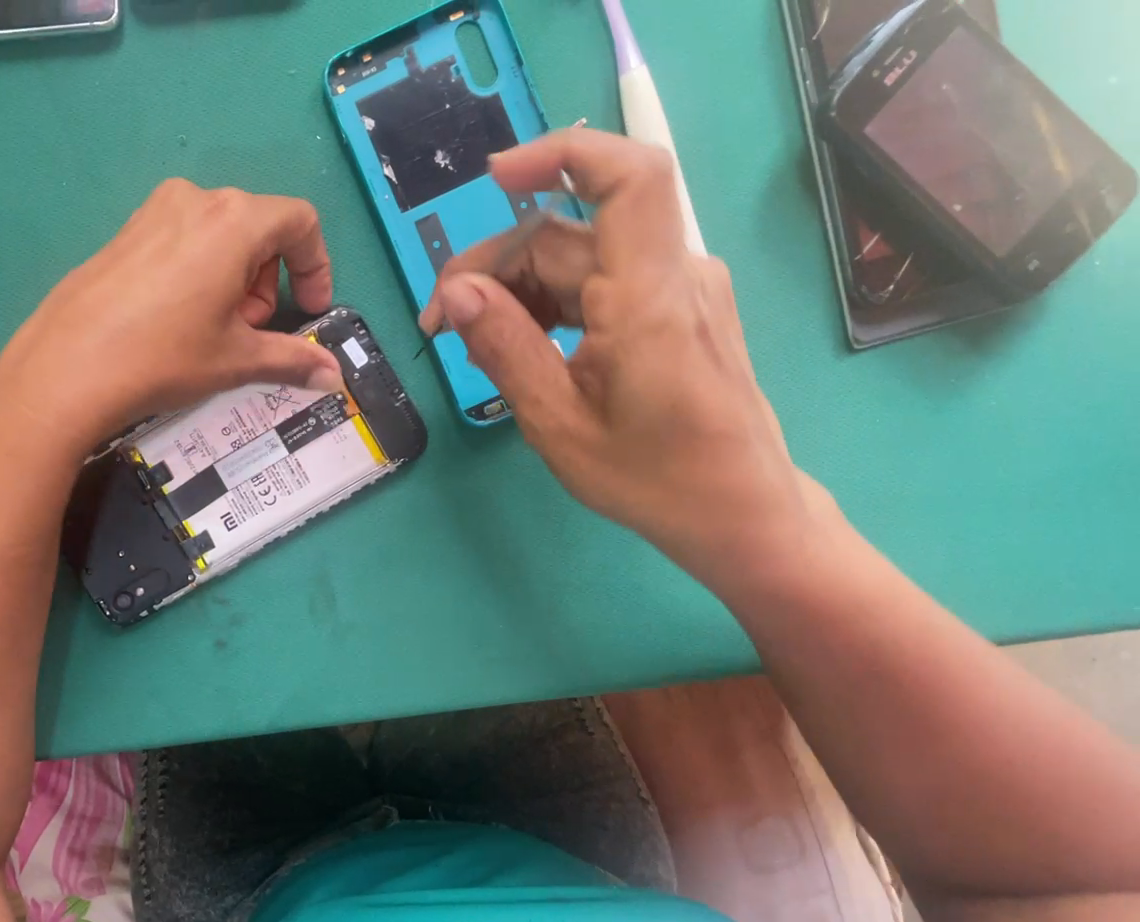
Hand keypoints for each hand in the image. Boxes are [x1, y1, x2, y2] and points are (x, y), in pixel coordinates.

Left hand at [0, 179, 346, 461]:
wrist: (67, 367)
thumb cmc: (164, 357)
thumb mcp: (235, 359)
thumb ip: (292, 359)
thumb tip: (333, 376)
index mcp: (234, 220)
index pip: (300, 222)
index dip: (316, 266)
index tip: (308, 310)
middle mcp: (196, 199)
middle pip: (258, 228)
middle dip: (267, 280)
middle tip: (249, 331)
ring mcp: (153, 211)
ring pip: (218, 234)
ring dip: (233, 278)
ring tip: (211, 330)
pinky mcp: (124, 231)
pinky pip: (181, 240)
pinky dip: (198, 272)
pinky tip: (173, 320)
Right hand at [420, 130, 828, 586]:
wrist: (738, 511)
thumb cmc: (651, 479)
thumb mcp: (558, 424)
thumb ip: (506, 349)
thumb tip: (457, 294)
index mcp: (648, 300)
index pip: (628, 178)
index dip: (560, 154)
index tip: (491, 181)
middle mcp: (671, 275)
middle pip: (566, 233)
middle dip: (492, 268)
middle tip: (440, 327)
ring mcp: (676, 288)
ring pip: (575, 258)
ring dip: (513, 290)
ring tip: (474, 347)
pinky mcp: (672, 307)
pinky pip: (597, 282)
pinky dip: (547, 302)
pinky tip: (516, 343)